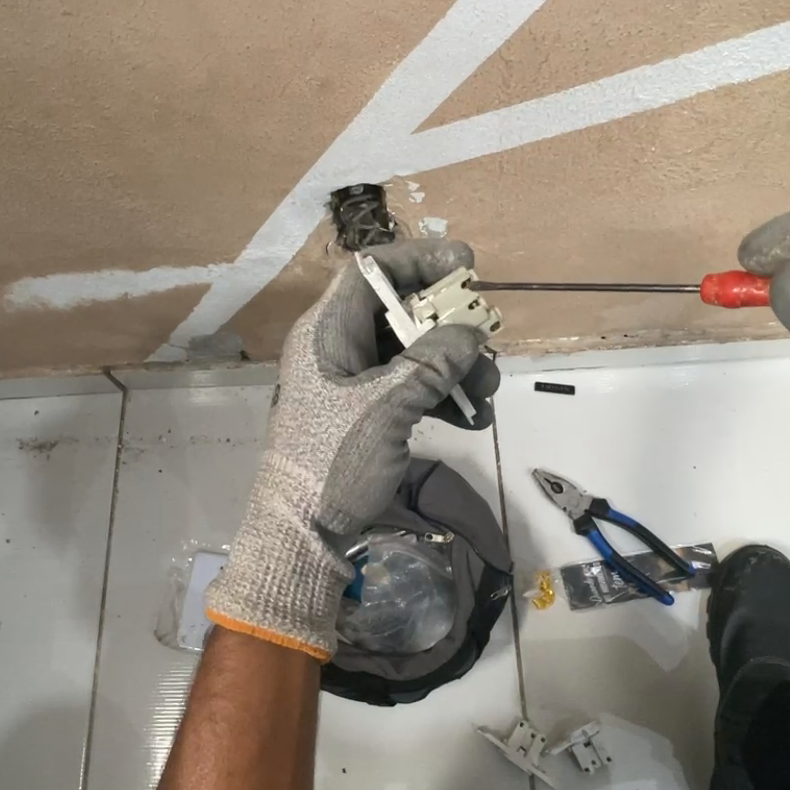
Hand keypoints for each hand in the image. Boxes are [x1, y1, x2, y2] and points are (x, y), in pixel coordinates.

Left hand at [204, 239, 498, 659]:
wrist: (303, 529)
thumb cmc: (333, 459)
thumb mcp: (386, 407)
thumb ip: (431, 364)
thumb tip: (472, 331)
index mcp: (326, 331)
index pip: (369, 270)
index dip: (417, 259)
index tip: (465, 266)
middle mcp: (337, 345)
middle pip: (398, 310)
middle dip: (448, 326)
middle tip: (486, 345)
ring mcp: (351, 379)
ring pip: (410, 350)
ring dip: (452, 365)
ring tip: (486, 394)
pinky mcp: (364, 409)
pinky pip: (408, 384)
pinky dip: (440, 394)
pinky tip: (470, 418)